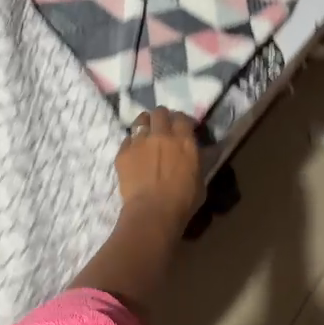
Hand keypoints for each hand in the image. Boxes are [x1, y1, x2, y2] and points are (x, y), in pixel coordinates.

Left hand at [115, 107, 203, 231]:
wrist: (152, 213)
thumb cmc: (183, 202)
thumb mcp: (200, 179)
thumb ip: (197, 160)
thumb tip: (198, 153)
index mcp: (184, 140)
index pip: (182, 117)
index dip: (181, 121)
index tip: (181, 128)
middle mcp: (162, 134)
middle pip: (160, 112)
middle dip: (162, 118)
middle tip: (162, 129)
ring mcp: (140, 141)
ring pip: (140, 120)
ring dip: (145, 124)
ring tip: (146, 135)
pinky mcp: (123, 152)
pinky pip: (127, 139)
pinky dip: (132, 143)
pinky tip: (134, 153)